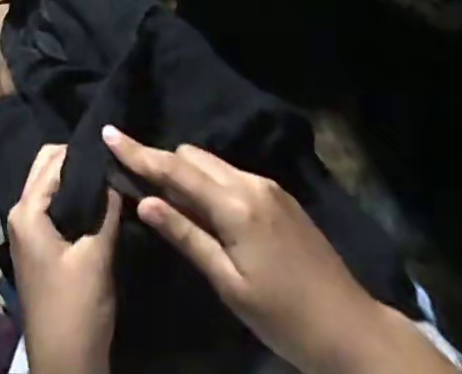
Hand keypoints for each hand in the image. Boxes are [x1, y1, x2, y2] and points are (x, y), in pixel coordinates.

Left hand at [8, 144, 122, 373]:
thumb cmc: (76, 309)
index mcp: (27, 211)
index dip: (82, 150)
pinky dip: (73, 195)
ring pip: (51, 185)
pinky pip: (54, 204)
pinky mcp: (39, 243)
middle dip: (76, 159)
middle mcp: (21, 213)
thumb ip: (106, 210)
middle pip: (47, 167)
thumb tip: (115, 173)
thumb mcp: (96, 256)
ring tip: (109, 174)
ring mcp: (28, 229)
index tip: (112, 144)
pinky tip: (99, 199)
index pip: (53, 161)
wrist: (65, 365)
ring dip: (76, 177)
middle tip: (112, 158)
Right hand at [104, 126, 457, 373]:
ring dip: (186, 173)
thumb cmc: (284, 318)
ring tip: (166, 197)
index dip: (139, 152)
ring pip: (213, 164)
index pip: (176, 168)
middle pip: (193, 157)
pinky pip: (232, 176)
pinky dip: (210, 184)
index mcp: (235, 204)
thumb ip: (186, 236)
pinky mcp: (280, 196)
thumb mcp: (229, 283)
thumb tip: (145, 201)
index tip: (109, 132)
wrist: (352, 329)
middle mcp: (251, 182)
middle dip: (162, 163)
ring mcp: (268, 187)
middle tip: (136, 182)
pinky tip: (204, 209)